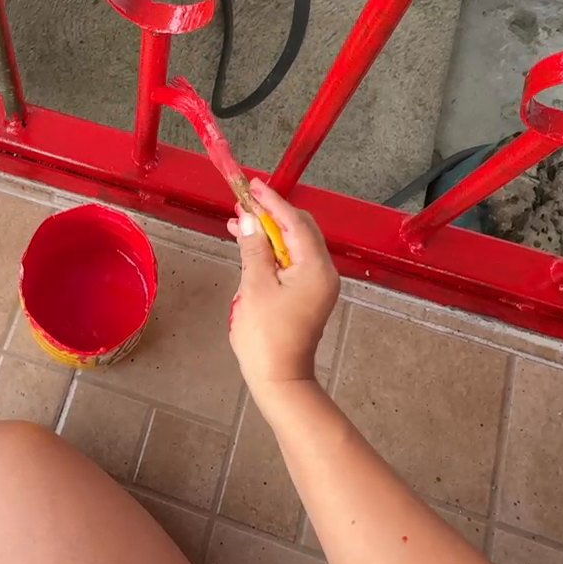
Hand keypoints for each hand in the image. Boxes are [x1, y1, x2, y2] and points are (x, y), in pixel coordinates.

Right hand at [226, 178, 339, 399]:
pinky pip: (291, 262)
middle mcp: (323, 272)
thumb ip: (253, 249)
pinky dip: (271, 251)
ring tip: (239, 222)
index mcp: (315, 268)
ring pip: (293, 245)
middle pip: (299, 230)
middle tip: (243, 202)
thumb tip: (250, 220)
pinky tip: (249, 246)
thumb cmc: (266, 335)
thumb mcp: (254, 287)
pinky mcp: (307, 294)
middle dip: (271, 214)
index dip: (272, 202)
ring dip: (268, 232)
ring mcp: (317, 284)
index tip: (253, 185)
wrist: (279, 378)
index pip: (294, 222)